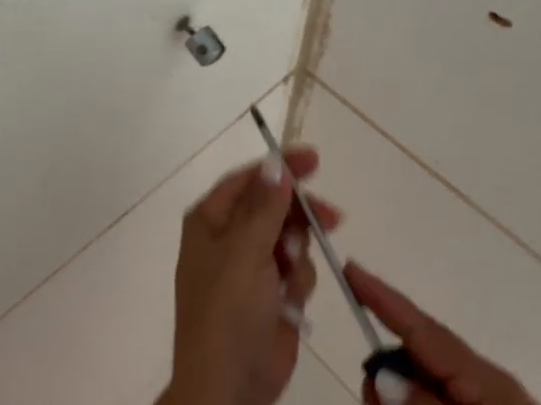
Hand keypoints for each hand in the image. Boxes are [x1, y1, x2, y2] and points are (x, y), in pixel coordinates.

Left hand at [158, 146, 341, 404]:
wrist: (230, 382)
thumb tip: (275, 163)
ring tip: (287, 278)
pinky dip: (299, 283)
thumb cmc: (227, 310)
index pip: (249, 180)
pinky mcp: (273, 295)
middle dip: (299, 214)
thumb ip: (265, 207)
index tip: (314, 159)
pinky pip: (298, 273)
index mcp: (210, 220)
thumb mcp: (245, 252)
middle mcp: (229, 238)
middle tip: (330, 217)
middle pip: (275, 207)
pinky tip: (290, 302)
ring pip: (292, 240)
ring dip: (298, 255)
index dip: (280, 167)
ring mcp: (252, 268)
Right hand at [345, 262, 534, 404]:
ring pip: (418, 390)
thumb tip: (383, 376)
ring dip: (398, 401)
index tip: (349, 268)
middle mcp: (483, 389)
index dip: (385, 299)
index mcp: (486, 382)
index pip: (425, 329)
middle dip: (384, 378)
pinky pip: (432, 402)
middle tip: (371, 404)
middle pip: (416, 360)